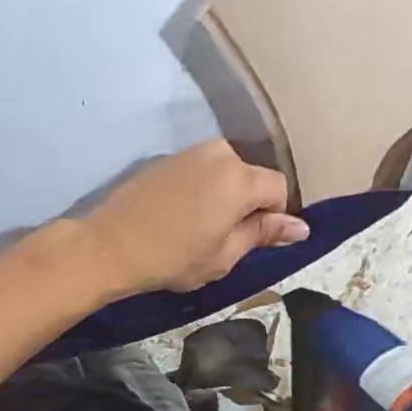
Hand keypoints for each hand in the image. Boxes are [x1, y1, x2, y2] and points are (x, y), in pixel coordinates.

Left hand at [81, 140, 305, 293]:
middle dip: (250, 205)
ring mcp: (191, 151)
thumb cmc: (174, 258)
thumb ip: (263, 234)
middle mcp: (219, 153)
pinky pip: (203, 171)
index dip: (275, 216)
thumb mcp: (224, 255)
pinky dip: (205, 190)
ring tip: (203, 229)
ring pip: (228, 173)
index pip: (279, 188)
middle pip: (253, 177)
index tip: (256, 241)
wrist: (110, 245)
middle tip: (227, 239)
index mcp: (239, 178)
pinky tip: (183, 216)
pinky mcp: (170, 158)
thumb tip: (301, 228)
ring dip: (226, 197)